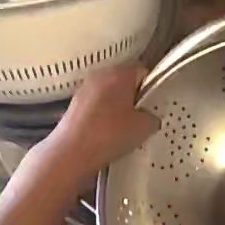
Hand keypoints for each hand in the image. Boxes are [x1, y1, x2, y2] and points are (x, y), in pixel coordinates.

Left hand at [32, 64, 156, 186]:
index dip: (150, 88)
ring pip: (108, 93)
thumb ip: (152, 117)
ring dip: (117, 107)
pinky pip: (95, 105)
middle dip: (133, 98)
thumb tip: (149, 117)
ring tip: (122, 129)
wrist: (71, 152)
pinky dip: (102, 115)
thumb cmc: (111, 134)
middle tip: (140, 119)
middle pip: (123, 81)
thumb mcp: (144, 128)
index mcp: (120, 73)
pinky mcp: (73, 104)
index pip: (142, 72)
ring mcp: (84, 88)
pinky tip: (105, 134)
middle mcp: (100, 74)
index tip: (153, 107)